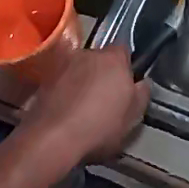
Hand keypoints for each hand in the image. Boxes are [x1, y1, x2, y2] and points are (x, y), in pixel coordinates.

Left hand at [15, 46, 150, 170]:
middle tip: (105, 97)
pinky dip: (65, 89)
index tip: (126, 83)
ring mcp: (63, 63)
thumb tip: (143, 82)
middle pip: (100, 58)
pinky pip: (61, 79)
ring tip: (82, 105)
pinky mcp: (45, 77)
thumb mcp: (133, 117)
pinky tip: (66, 109)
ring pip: (79, 68)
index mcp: (113, 59)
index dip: (125, 66)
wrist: (54, 137)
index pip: (123, 50)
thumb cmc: (100, 126)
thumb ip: (142, 94)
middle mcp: (87, 52)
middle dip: (103, 72)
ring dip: (82, 80)